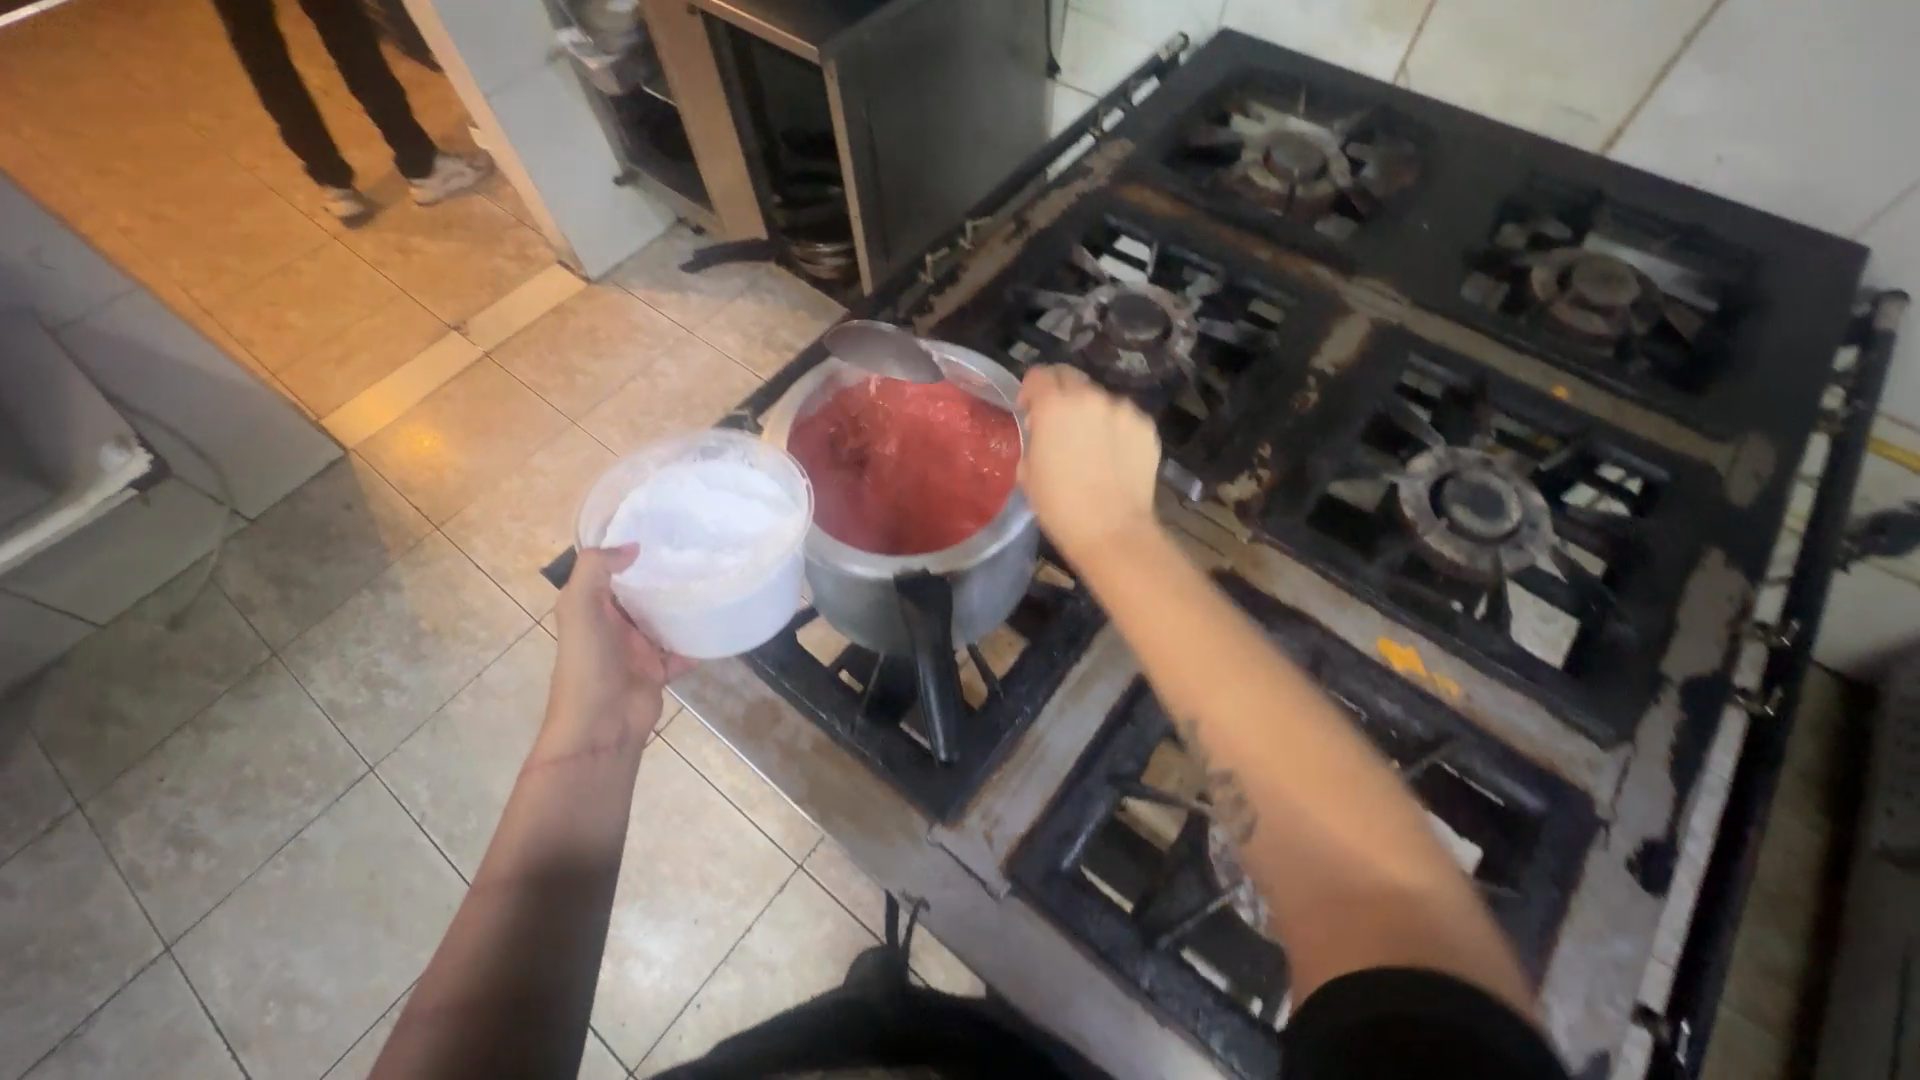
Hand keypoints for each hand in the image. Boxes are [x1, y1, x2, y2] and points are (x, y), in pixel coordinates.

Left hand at [547, 545, 694, 746]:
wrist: (601, 724)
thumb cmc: (587, 663)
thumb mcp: (579, 608)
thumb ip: (597, 569)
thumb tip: (634, 547)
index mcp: (591, 608)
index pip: (609, 571)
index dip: (627, 550)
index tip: (661, 528)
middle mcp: (613, 625)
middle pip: (641, 594)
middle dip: (663, 576)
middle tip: (697, 551)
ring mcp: (637, 649)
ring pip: (664, 621)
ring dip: (683, 607)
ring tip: (713, 581)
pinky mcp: (658, 671)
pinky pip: (682, 652)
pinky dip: (697, 643)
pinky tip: (717, 624)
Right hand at [1017, 365, 1162, 560]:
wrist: (1112, 531)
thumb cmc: (1060, 507)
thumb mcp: (1028, 473)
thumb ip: (1033, 440)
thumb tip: (1042, 432)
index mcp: (1054, 406)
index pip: (1039, 375)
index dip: (1030, 390)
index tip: (1029, 411)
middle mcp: (1090, 397)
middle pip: (1070, 377)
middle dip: (1059, 393)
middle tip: (1058, 423)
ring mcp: (1123, 410)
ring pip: (1100, 399)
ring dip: (1090, 412)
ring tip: (1091, 444)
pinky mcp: (1146, 426)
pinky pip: (1124, 418)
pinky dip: (1115, 428)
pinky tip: (1113, 456)